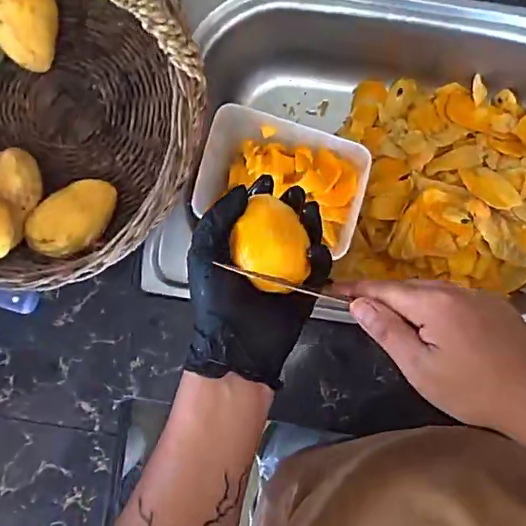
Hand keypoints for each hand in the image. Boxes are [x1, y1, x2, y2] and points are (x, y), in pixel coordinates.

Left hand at [184, 177, 331, 388]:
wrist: (237, 346)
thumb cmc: (216, 301)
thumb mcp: (204, 253)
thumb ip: (218, 219)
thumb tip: (242, 192)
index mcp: (240, 249)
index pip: (254, 215)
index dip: (261, 195)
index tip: (268, 180)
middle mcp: (265, 258)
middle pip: (285, 224)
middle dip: (292, 205)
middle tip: (297, 193)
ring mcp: (287, 275)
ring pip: (306, 242)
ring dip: (311, 225)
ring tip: (311, 210)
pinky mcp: (306, 292)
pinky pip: (319, 271)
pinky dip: (321, 258)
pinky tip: (317, 247)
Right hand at [339, 279, 525, 432]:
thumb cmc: (470, 390)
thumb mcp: (419, 368)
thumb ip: (388, 331)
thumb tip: (359, 304)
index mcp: (434, 303)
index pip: (385, 288)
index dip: (357, 289)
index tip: (333, 290)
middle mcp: (458, 290)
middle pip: (410, 286)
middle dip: (384, 295)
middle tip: (361, 308)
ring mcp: (482, 297)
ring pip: (436, 291)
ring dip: (412, 301)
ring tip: (396, 319)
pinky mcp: (499, 307)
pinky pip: (458, 299)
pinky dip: (439, 306)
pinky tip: (439, 327)